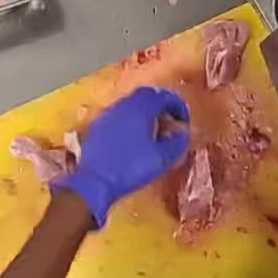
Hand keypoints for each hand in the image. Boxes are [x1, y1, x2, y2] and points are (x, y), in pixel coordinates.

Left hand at [56, 87, 190, 225]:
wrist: (94, 181)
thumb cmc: (131, 168)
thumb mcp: (161, 159)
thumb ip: (176, 144)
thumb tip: (182, 134)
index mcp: (141, 109)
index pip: (164, 97)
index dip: (177, 106)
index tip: (183, 121)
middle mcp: (123, 106)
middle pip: (145, 96)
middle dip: (160, 105)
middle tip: (168, 122)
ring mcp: (107, 114)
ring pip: (129, 104)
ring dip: (143, 113)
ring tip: (151, 131)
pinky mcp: (96, 126)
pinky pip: (117, 116)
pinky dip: (128, 121)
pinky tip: (131, 139)